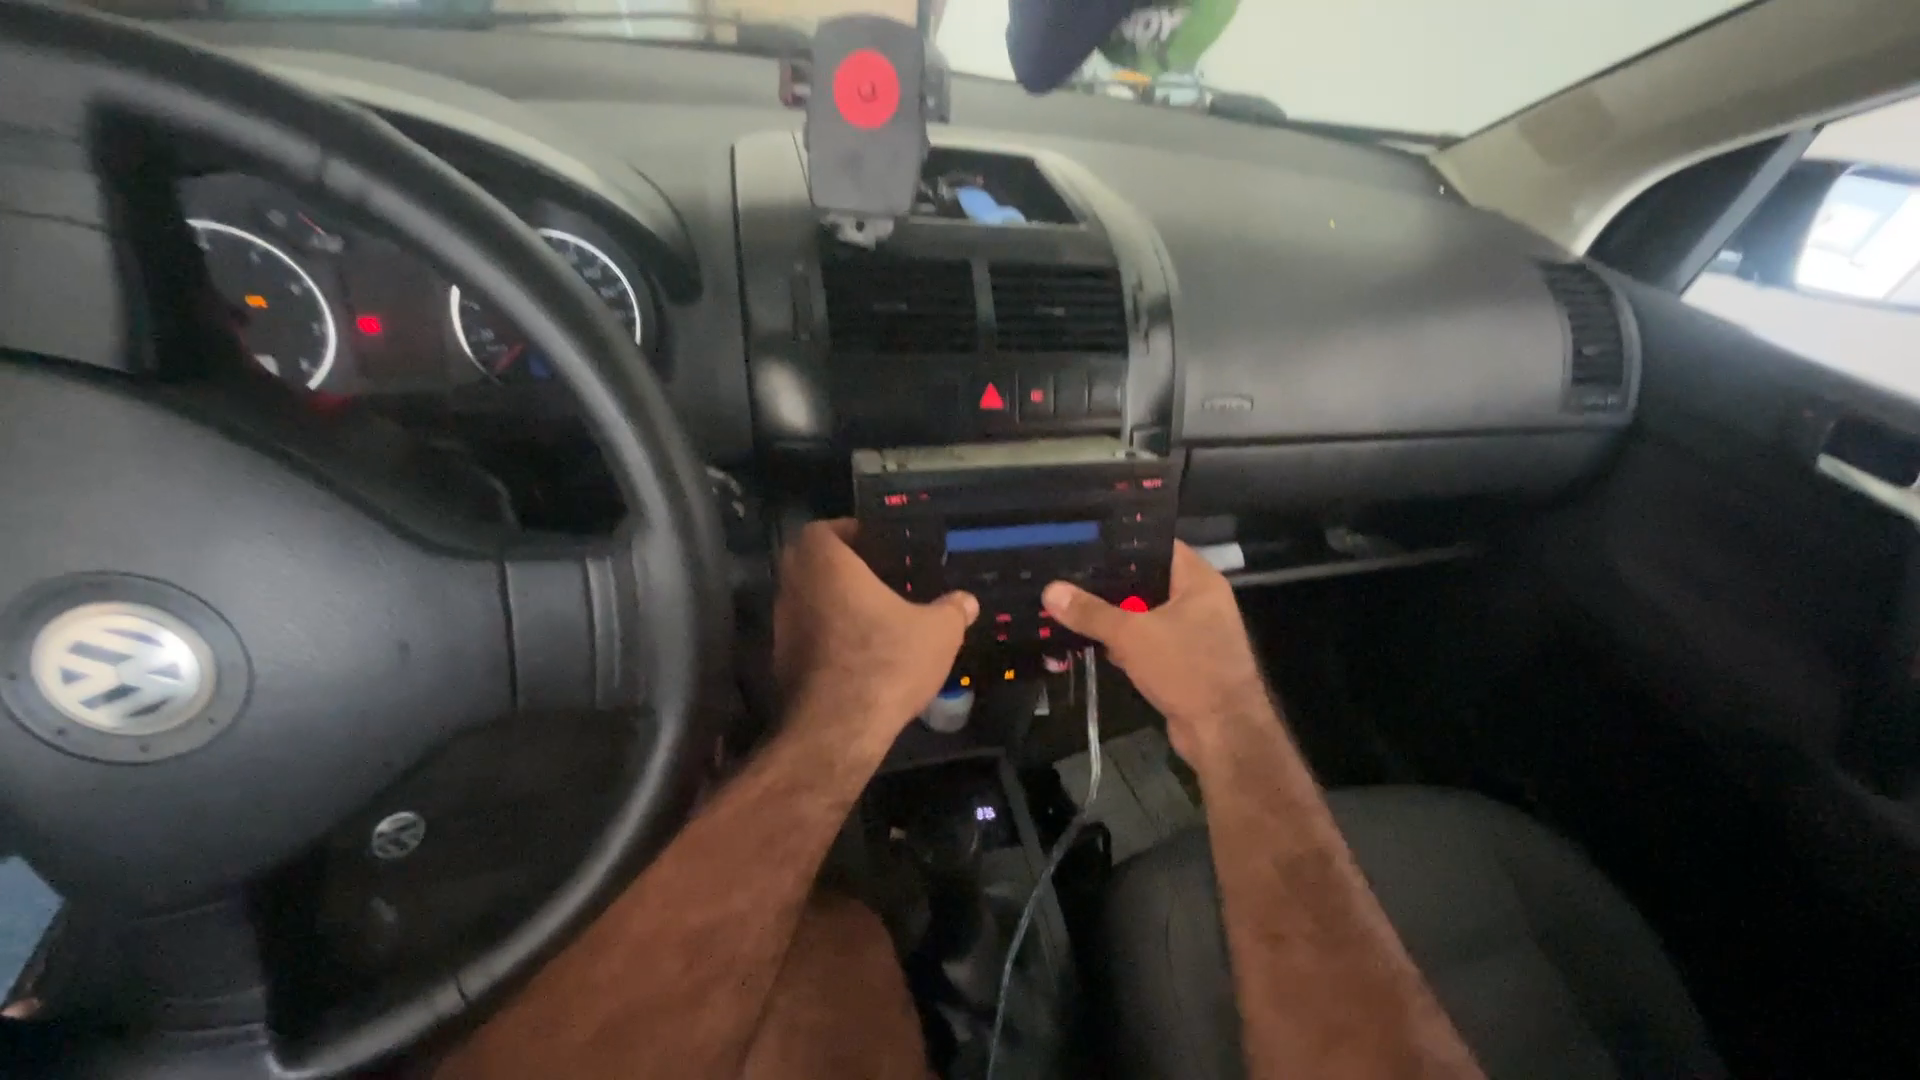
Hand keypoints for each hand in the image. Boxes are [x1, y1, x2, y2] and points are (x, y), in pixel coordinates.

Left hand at [774, 520, 978, 747]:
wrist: (838, 729)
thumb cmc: (886, 661)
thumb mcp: (937, 632)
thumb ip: (952, 610)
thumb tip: (966, 601)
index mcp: (825, 564)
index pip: (821, 529)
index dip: (847, 532)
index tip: (874, 543)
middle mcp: (794, 588)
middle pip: (809, 563)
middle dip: (840, 567)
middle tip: (877, 576)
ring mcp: (782, 627)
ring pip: (805, 600)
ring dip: (832, 603)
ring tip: (872, 615)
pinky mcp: (781, 663)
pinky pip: (806, 635)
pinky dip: (826, 636)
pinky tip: (858, 652)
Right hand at [1042, 542, 1270, 760]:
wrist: (1222, 733)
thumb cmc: (1187, 668)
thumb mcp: (1132, 635)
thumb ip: (1091, 612)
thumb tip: (1051, 590)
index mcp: (1198, 581)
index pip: (1157, 545)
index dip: (1123, 542)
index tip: (1085, 542)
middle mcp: (1199, 601)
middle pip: (1147, 580)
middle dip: (1110, 584)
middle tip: (1068, 577)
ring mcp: (1193, 632)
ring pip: (1144, 614)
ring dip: (1114, 617)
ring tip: (1071, 607)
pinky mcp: (1183, 661)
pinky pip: (1147, 642)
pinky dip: (1124, 644)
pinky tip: (1091, 642)